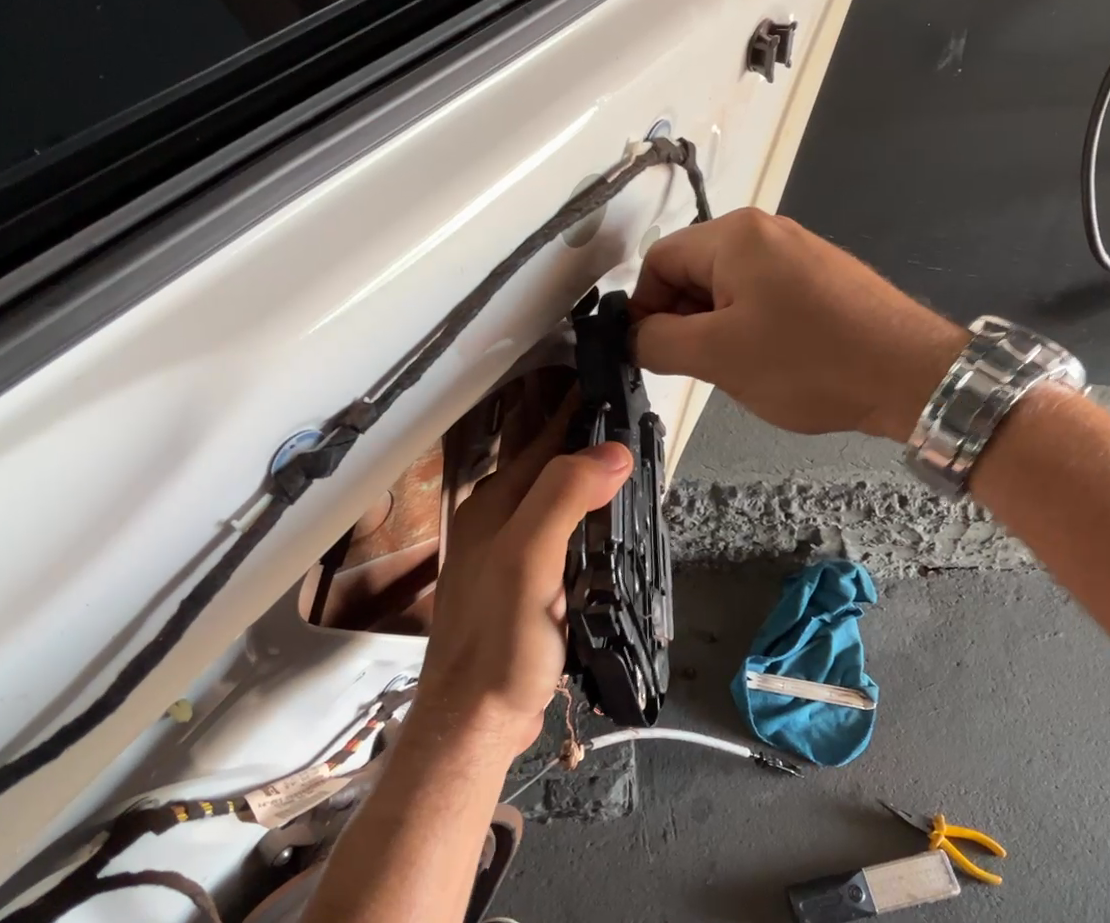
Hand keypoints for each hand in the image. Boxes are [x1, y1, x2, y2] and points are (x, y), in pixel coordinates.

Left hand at [414, 427, 631, 758]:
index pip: (540, 442)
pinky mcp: (521, 588)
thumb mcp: (530, 561)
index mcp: (493, 507)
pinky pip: (558, 535)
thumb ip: (563, 499)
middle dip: (581, 441)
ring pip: (552, 501)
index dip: (575, 414)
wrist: (477, 720)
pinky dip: (583, 519)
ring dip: (583, 479)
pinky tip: (605, 527)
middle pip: (544, 467)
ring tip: (626, 466)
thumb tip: (613, 451)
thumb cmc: (500, 641)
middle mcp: (495, 524)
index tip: (614, 389)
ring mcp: (506, 557)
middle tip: (632, 424)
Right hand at [630, 209, 967, 440]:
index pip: (658, 262)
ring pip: (727, 288)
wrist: (911, 375)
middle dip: (683, 320)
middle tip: (699, 367)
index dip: (643, 309)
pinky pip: (764, 296)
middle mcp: (765, 231)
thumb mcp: (717, 356)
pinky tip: (772, 360)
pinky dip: (751, 327)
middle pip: (693, 271)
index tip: (652, 354)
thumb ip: (657, 342)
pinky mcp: (822, 277)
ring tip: (739, 368)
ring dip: (717, 328)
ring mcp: (799, 251)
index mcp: (733, 236)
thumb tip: (633, 336)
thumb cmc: (808, 362)